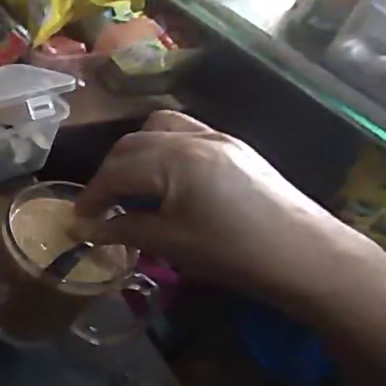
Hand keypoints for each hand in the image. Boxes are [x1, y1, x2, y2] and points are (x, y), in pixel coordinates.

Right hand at [77, 111, 385, 324]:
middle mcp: (194, 137)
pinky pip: (185, 134)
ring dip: (135, 153)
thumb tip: (91, 229)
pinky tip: (165, 180)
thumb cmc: (234, 253)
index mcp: (175, 159)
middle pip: (133, 144)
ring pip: (159, 129)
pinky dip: (162, 150)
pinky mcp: (234, 147)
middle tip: (100, 204)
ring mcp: (218, 137)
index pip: (117, 170)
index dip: (93, 194)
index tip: (78, 217)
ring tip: (130, 185)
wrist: (306, 256)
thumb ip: (126, 229)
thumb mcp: (172, 244)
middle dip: (109, 172)